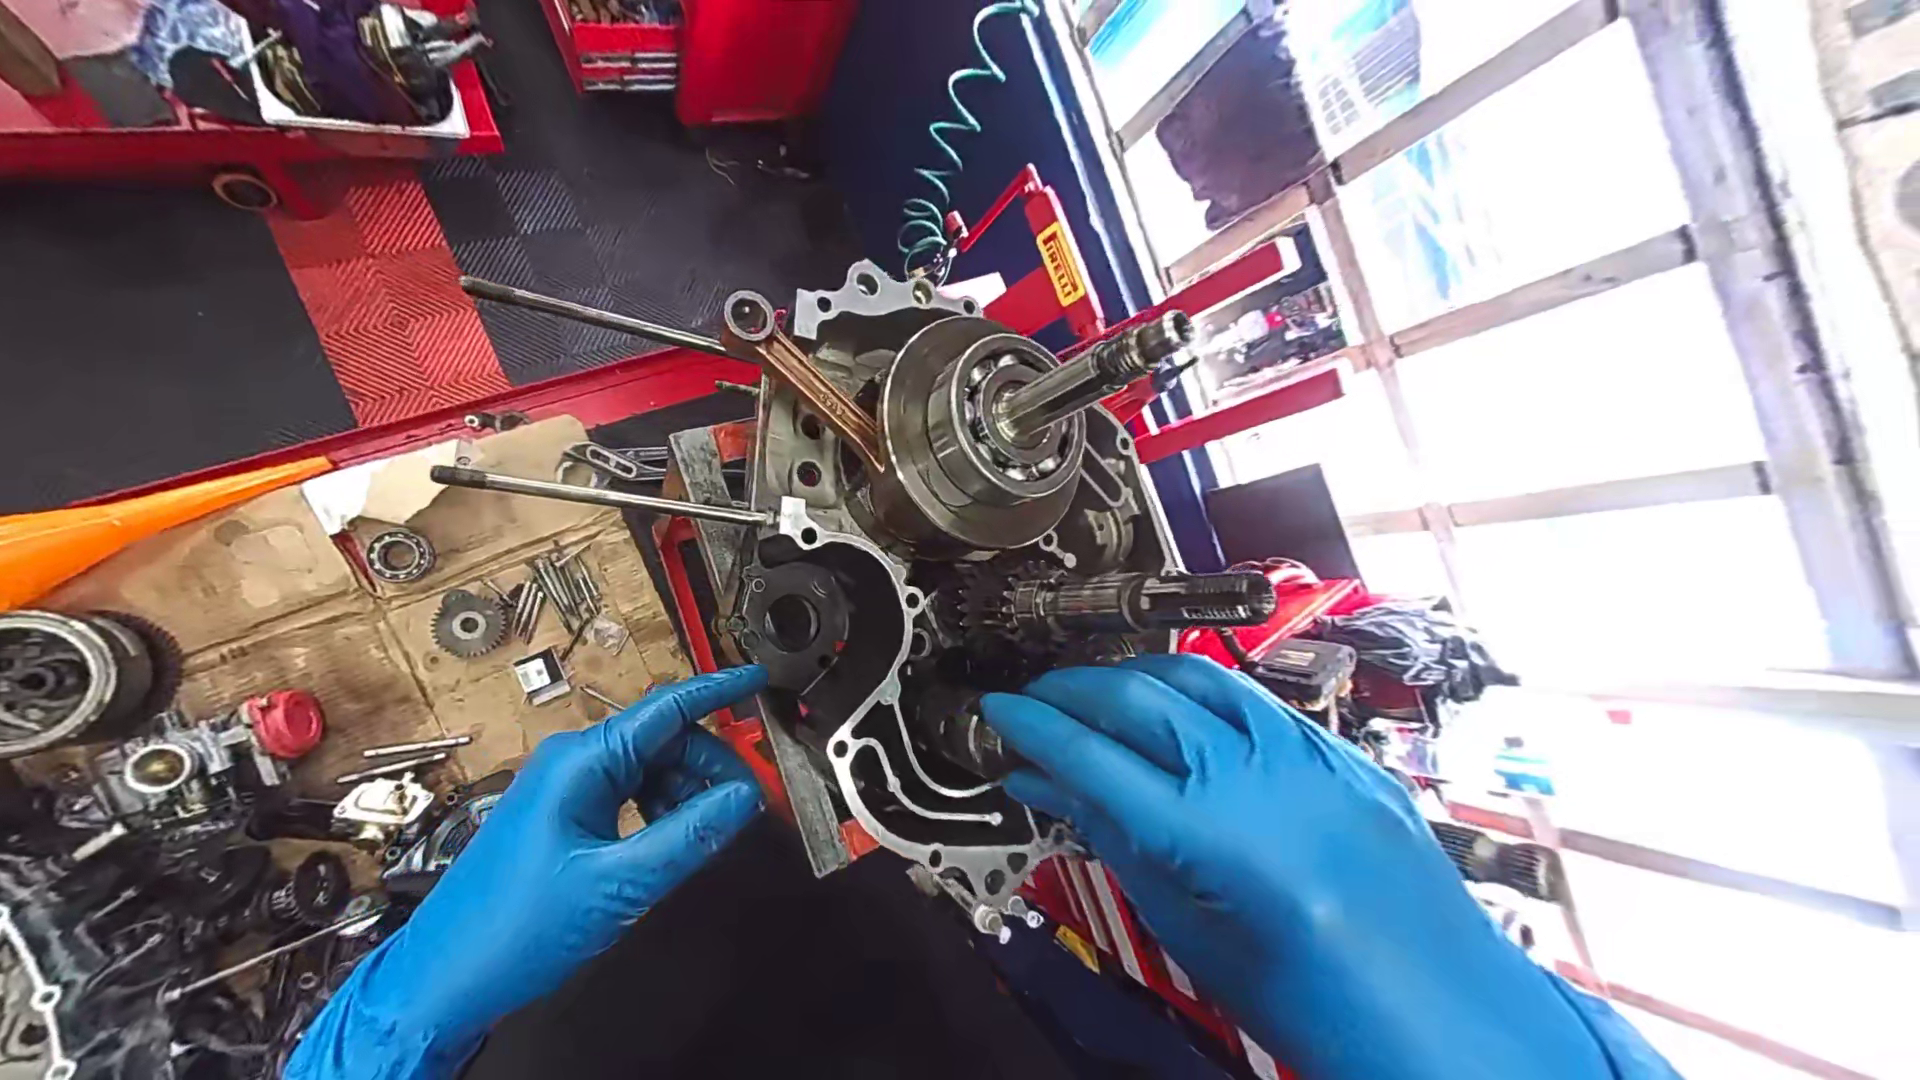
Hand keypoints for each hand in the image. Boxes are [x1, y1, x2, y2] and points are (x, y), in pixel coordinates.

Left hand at [287, 666, 768, 1079]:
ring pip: (655, 767)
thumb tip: (749, 797)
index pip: (668, 707)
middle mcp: (578, 760)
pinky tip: (675, 837)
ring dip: (691, 791)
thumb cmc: (516, 928)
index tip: (760, 677)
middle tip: (748, 799)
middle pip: (668, 742)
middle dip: (713, 765)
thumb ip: (691, 835)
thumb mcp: (617, 883)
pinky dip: (666, 808)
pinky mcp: (572, 809)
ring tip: (709, 829)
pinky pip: (636, 791)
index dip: (720, 689)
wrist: (437, 985)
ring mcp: (573, 784)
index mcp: (583, 760)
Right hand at [982, 656, 1627, 1079]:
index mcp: (1208, 837)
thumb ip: (1107, 833)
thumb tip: (1040, 779)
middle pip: (1134, 697)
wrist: (1450, 1024)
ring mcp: (1304, 750)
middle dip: (1069, 689)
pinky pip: (1244, 694)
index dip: (1030, 725)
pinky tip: (1168, 707)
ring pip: (1189, 674)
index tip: (996, 710)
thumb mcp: (1180, 921)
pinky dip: (1188, 690)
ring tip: (1093, 693)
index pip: (1089, 756)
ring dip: (1127, 675)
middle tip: (1035, 698)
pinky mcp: (1334, 746)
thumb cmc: (1296, 996)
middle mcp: (1256, 774)